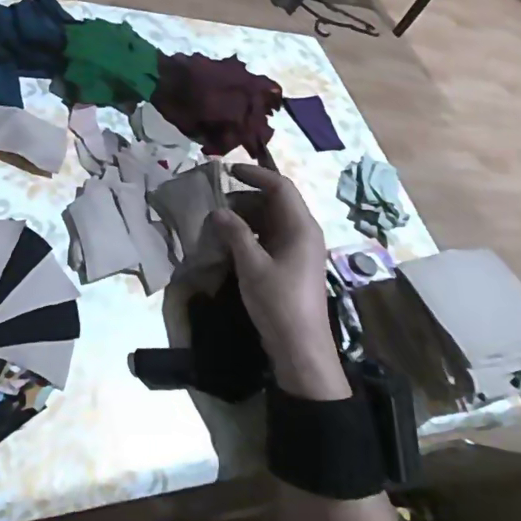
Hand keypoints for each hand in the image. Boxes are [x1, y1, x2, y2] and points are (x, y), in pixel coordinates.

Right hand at [211, 164, 350, 400]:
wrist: (300, 349)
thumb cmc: (279, 303)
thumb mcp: (252, 266)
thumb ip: (235, 234)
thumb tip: (218, 211)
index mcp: (301, 227)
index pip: (280, 186)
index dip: (255, 175)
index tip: (228, 171)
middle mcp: (304, 232)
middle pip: (275, 202)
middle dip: (244, 198)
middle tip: (216, 204)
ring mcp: (299, 250)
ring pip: (270, 221)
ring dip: (245, 218)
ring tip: (218, 224)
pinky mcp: (292, 265)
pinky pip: (270, 238)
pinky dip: (250, 235)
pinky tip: (229, 244)